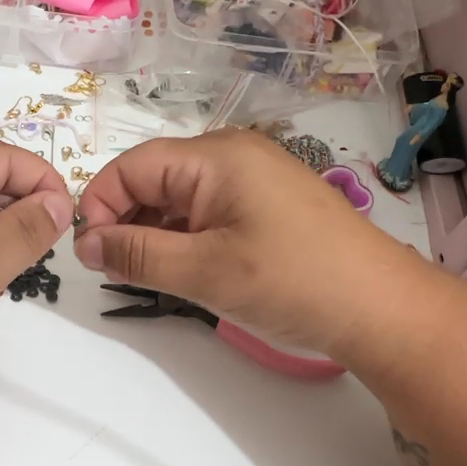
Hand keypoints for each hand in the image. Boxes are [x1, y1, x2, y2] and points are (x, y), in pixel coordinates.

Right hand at [74, 129, 417, 355]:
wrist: (382, 309)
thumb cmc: (293, 283)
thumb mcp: (205, 271)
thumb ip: (136, 254)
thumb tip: (84, 243)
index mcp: (215, 157)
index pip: (131, 167)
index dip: (101, 207)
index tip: (90, 257)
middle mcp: (231, 156)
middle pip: (154, 179)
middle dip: (125, 222)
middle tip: (116, 273)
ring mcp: (253, 179)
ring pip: (179, 199)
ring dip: (154, 234)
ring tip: (148, 277)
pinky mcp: (266, 205)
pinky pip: (207, 212)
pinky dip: (185, 239)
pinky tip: (184, 271)